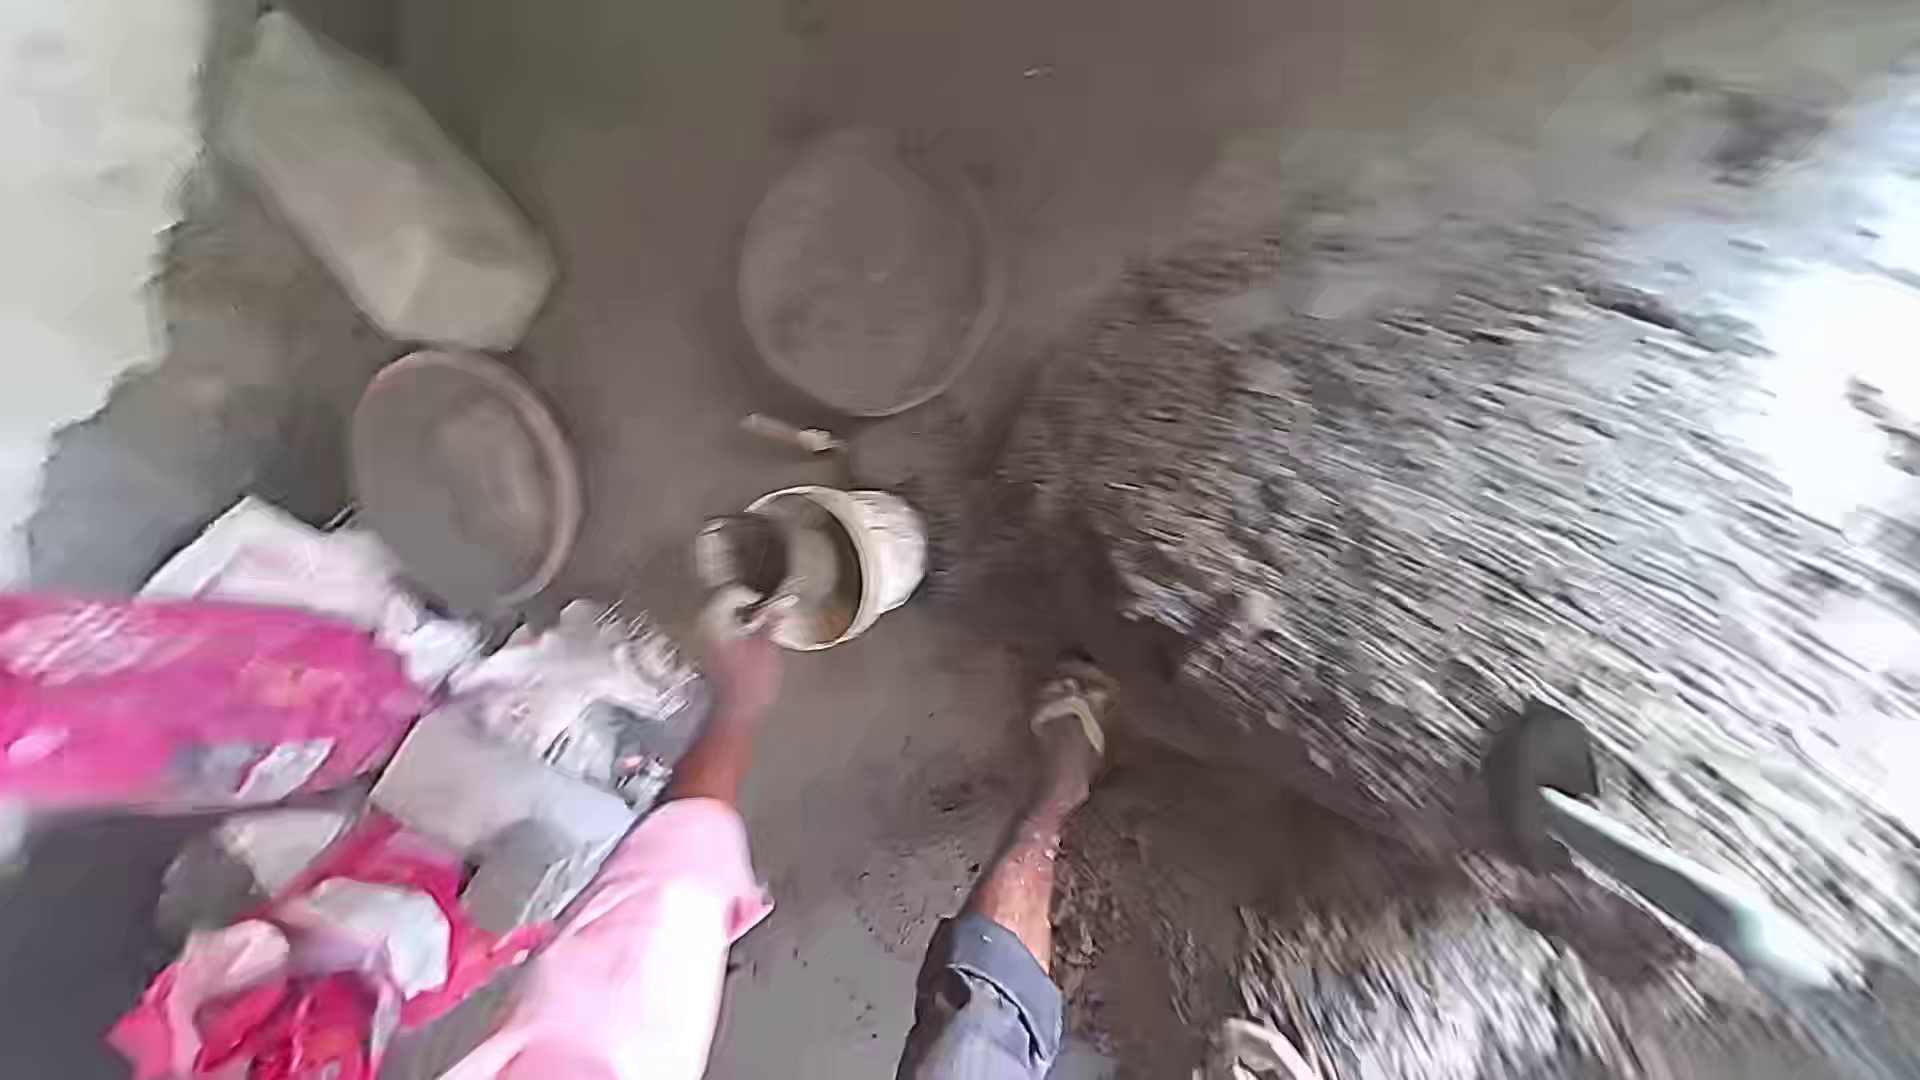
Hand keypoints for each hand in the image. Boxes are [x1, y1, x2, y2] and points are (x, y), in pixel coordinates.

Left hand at [700, 588, 784, 719]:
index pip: (728, 596)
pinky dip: (732, 633)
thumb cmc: (751, 682)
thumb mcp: (768, 646)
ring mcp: (706, 648)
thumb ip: (771, 623)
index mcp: (718, 625)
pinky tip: (746, 639)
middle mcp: (707, 634)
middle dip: (739, 604)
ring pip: (717, 622)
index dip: (746, 594)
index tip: (759, 600)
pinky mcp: (710, 661)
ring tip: (754, 621)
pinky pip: (718, 637)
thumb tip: (777, 609)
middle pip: (719, 607)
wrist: (738, 712)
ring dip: (735, 618)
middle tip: (757, 605)